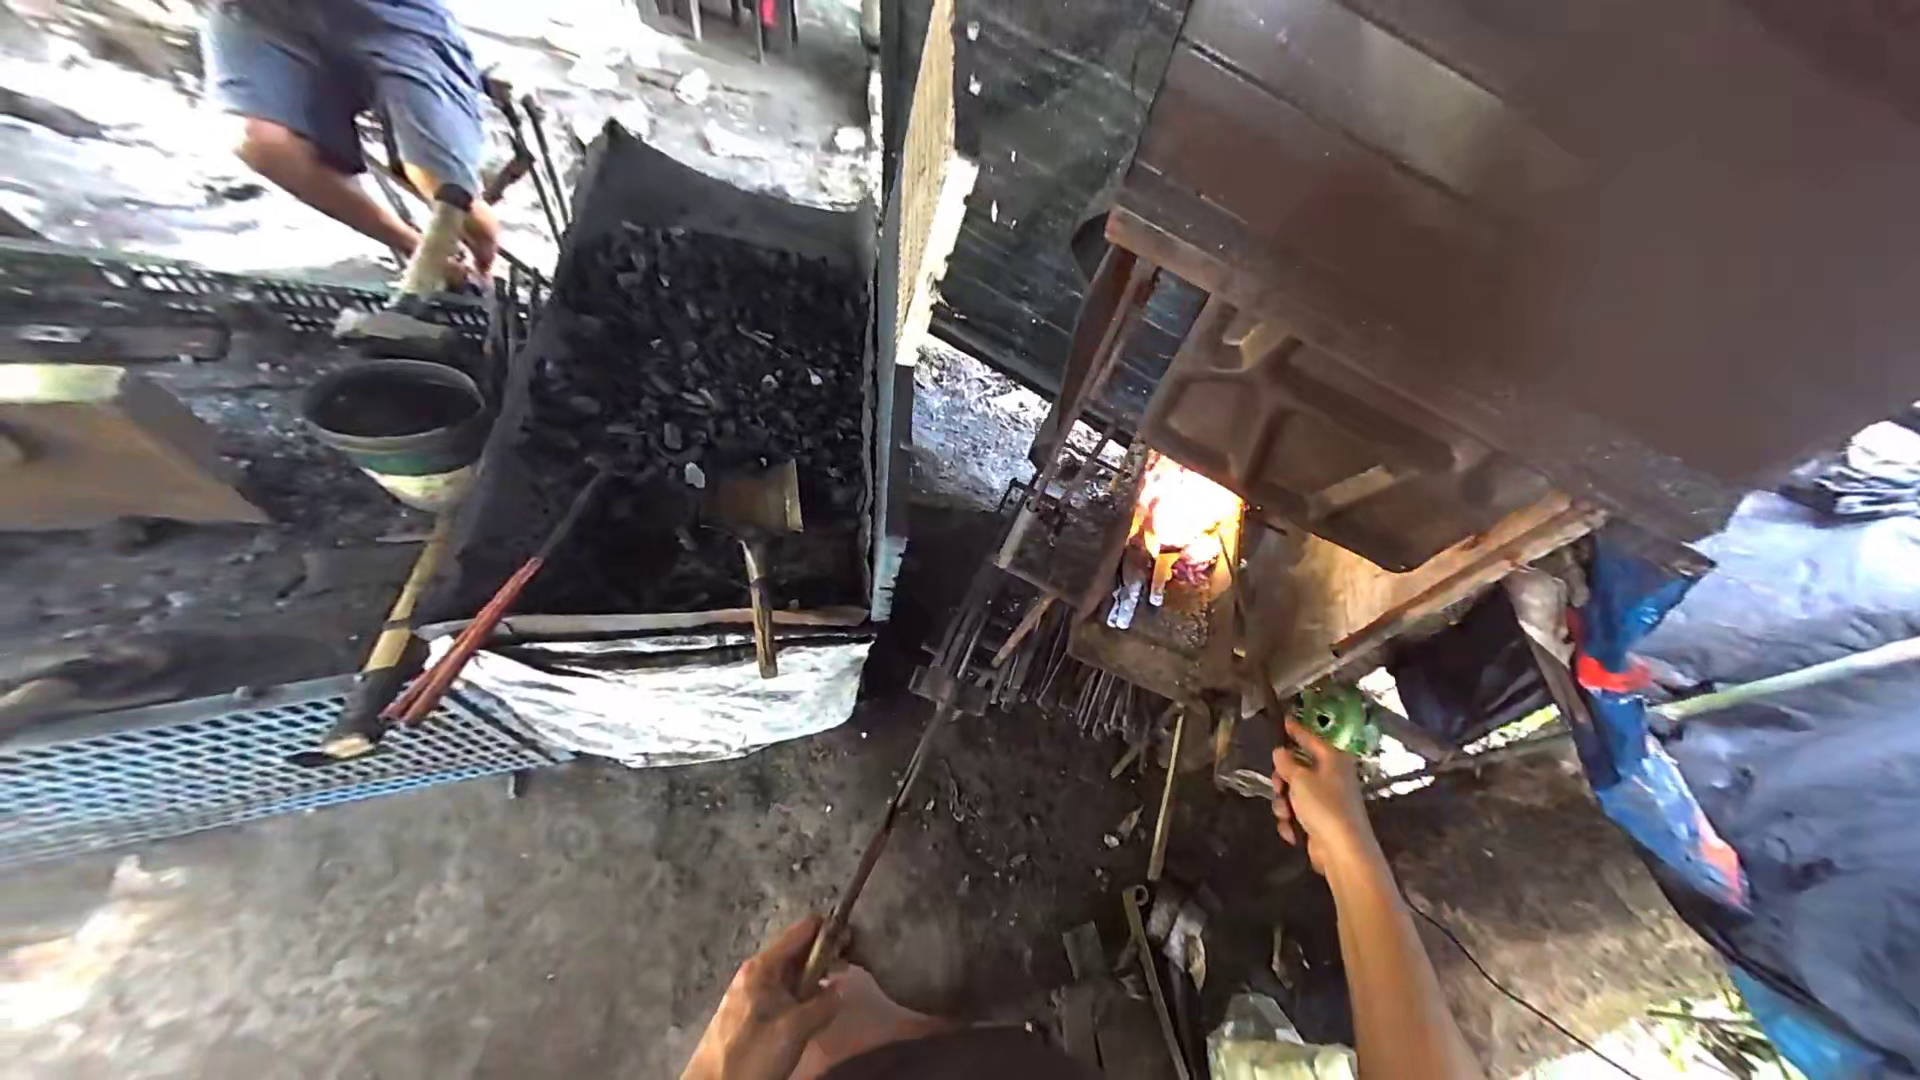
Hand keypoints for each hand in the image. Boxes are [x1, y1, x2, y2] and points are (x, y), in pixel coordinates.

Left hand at [681, 916, 842, 1079]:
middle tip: (847, 969)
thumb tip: (842, 988)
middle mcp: (756, 970)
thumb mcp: (794, 1031)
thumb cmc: (750, 1058)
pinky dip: (800, 993)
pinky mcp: (749, 1012)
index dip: (830, 930)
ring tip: (833, 990)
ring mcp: (751, 991)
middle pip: (798, 948)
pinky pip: (782, 991)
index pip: (804, 928)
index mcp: (764, 965)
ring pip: (791, 972)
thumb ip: (823, 1005)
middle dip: (825, 954)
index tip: (850, 944)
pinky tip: (811, 1010)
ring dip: (814, 976)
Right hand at [1272, 717, 1381, 876]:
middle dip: (1282, 780)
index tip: (1284, 720)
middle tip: (1278, 786)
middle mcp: (1332, 776)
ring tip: (1286, 814)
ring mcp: (1327, 799)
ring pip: (1293, 791)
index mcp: (1332, 760)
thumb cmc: (1324, 806)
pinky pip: (1297, 812)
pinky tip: (1292, 831)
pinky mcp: (1322, 820)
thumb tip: (1280, 752)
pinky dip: (1291, 821)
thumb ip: (1286, 762)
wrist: (1343, 851)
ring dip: (1284, 803)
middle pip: (1297, 767)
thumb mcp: (1299, 778)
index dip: (1295, 730)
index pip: (1310, 738)